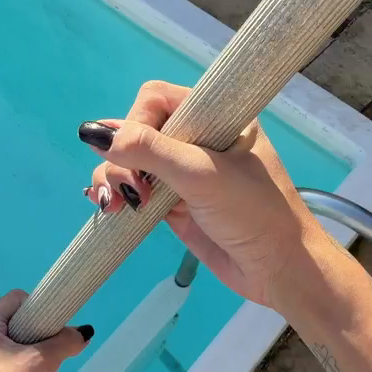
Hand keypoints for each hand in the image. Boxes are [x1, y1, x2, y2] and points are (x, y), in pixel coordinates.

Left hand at [0, 290, 90, 371]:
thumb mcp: (41, 362)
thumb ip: (65, 342)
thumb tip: (84, 333)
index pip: (15, 300)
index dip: (41, 307)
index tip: (59, 326)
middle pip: (16, 324)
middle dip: (41, 334)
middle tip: (57, 350)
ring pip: (15, 350)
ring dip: (36, 357)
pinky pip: (11, 371)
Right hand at [79, 81, 334, 311]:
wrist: (280, 271)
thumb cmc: (253, 213)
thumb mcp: (202, 175)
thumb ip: (149, 151)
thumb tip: (91, 132)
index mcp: (217, 116)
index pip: (157, 100)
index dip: (136, 123)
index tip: (134, 154)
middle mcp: (200, 140)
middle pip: (139, 132)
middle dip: (121, 157)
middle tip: (128, 190)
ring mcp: (186, 175)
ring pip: (133, 164)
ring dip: (114, 180)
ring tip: (111, 205)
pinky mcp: (176, 207)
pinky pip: (138, 193)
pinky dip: (120, 198)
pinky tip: (107, 208)